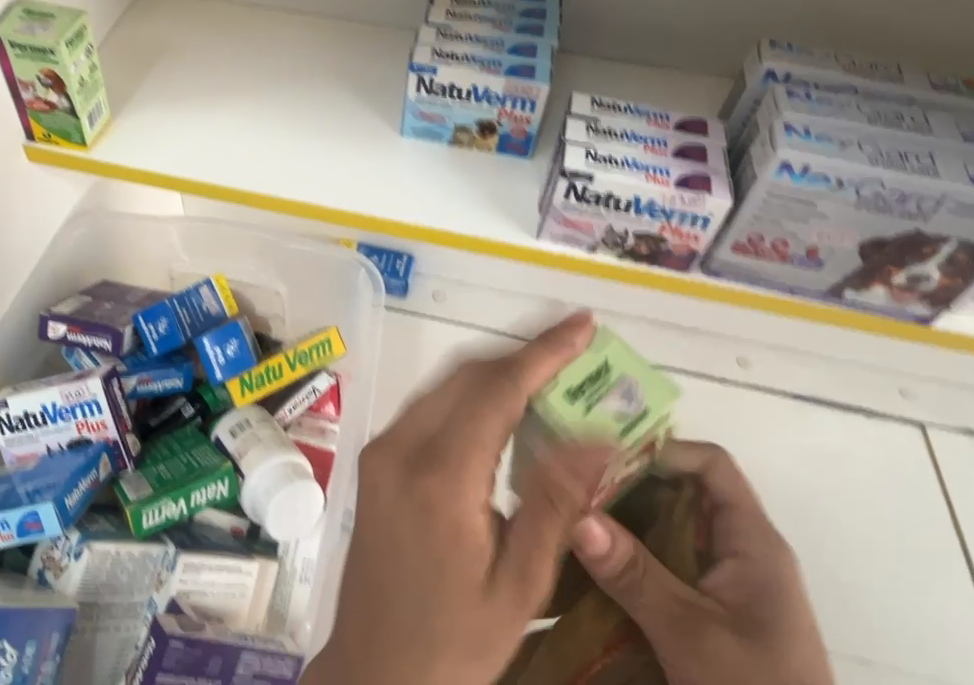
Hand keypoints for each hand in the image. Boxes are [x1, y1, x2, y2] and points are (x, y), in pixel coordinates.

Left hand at [302, 311, 608, 684]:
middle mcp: (401, 448)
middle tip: (575, 352)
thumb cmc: (454, 641)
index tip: (582, 324)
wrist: (373, 673)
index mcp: (440, 477)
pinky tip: (501, 413)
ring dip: (494, 373)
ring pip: (444, 387)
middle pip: (467, 376)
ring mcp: (381, 453)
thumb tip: (600, 436)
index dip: (544, 352)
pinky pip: (427, 409)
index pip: (497, 389)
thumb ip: (555, 504)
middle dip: (522, 356)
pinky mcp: (375, 464)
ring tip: (548, 375)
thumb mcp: (519, 586)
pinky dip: (467, 397)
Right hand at [570, 440, 833, 684]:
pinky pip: (665, 568)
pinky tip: (589, 569)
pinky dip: (629, 562)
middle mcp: (740, 552)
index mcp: (752, 541)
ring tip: (569, 521)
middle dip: (627, 488)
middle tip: (570, 487)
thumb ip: (634, 574)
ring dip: (622, 527)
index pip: (710, 464)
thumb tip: (575, 514)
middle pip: (681, 494)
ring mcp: (725, 584)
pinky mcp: (710, 614)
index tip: (602, 456)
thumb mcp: (691, 634)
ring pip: (667, 532)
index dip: (660, 451)